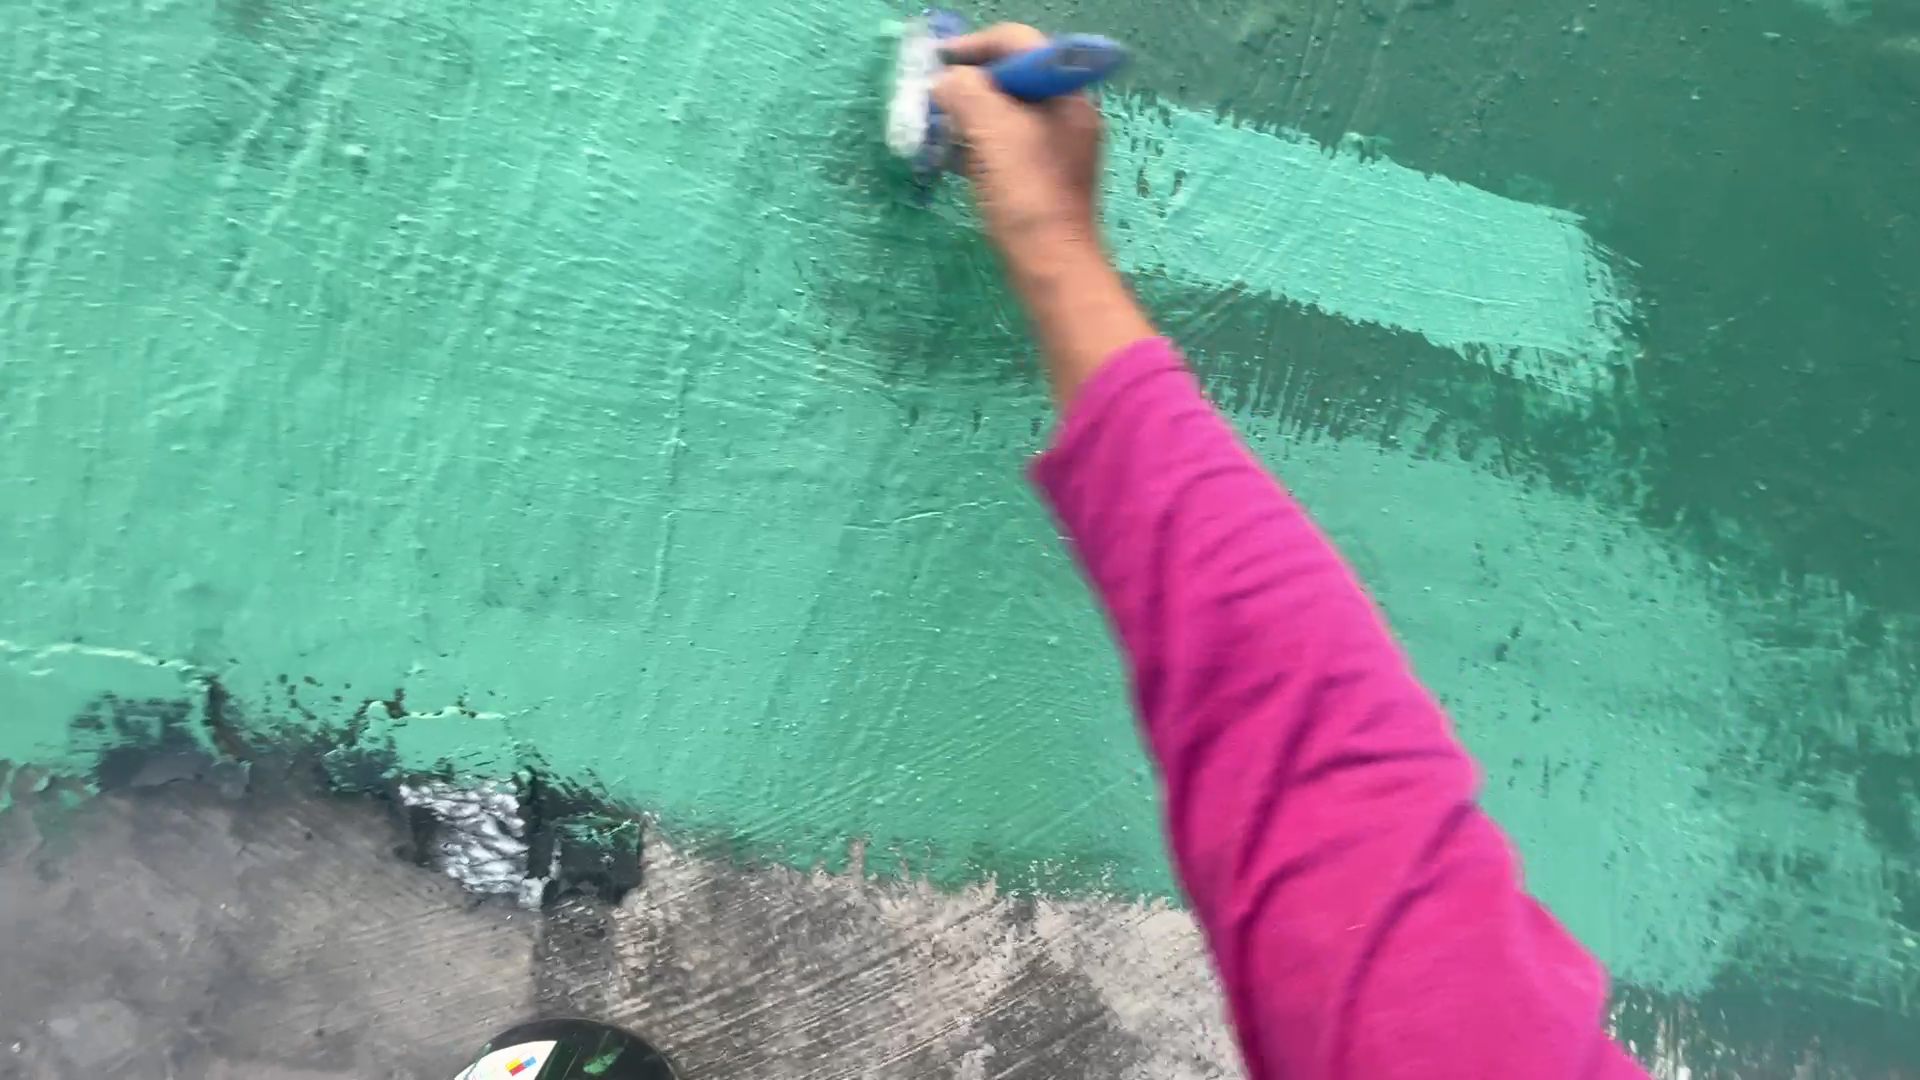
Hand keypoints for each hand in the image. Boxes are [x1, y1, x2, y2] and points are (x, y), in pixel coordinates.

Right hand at [933, 22, 1155, 406]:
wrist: (1051, 267)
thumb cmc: (1026, 195)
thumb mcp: (992, 130)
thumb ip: (966, 92)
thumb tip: (946, 85)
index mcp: (1065, 93)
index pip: (1017, 46)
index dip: (973, 46)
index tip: (937, 62)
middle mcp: (1066, 116)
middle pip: (1010, 82)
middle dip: (968, 87)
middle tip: (934, 101)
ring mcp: (1056, 152)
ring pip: (1004, 119)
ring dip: (968, 121)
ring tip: (936, 132)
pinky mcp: (1041, 184)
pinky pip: (1005, 152)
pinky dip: (977, 150)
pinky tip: (952, 162)